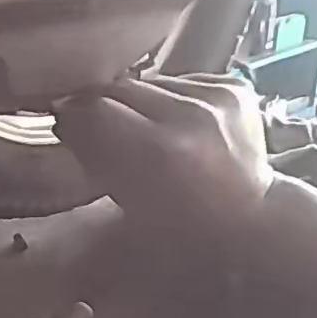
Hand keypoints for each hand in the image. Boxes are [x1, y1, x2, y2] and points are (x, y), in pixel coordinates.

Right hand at [53, 75, 275, 243]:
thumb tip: (68, 120)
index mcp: (160, 157)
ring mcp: (216, 97)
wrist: (251, 223)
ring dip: (133, 103)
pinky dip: (166, 102)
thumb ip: (98, 163)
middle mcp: (189, 117)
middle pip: (118, 88)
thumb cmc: (184, 235)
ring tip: (137, 133)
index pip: (93, 111)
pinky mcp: (233, 87)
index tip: (65, 127)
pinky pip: (179, 82)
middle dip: (97, 106)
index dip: (72, 117)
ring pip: (148, 82)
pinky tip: (171, 128)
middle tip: (90, 127)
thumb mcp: (130, 211)